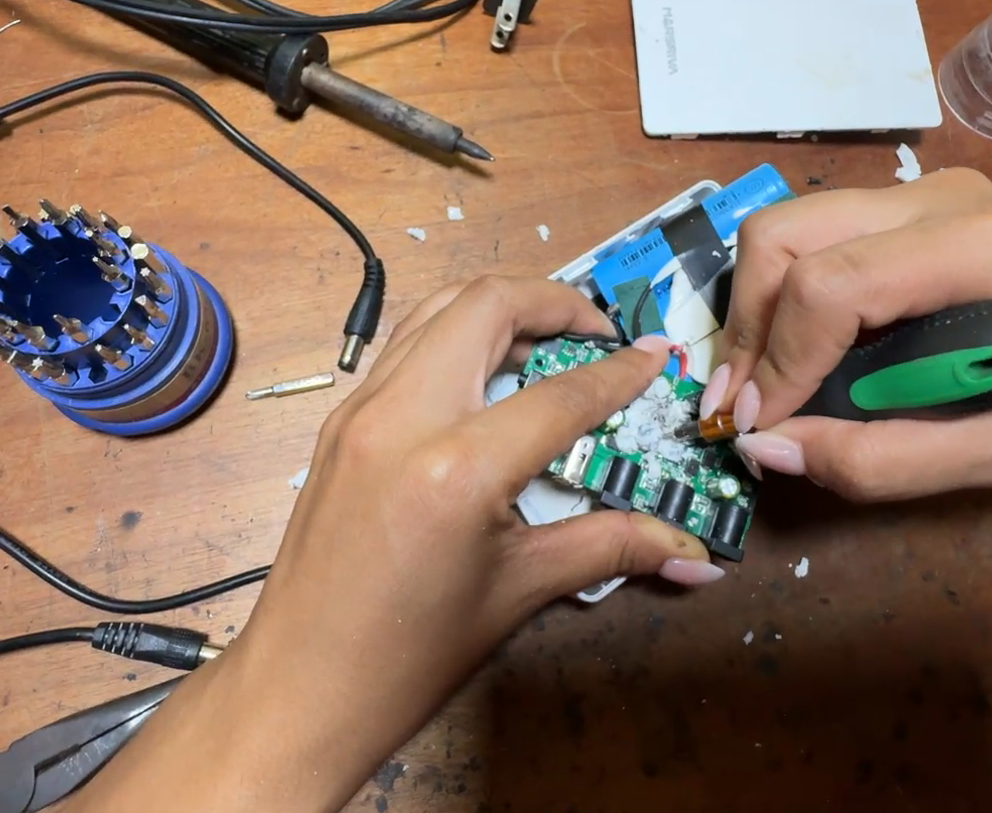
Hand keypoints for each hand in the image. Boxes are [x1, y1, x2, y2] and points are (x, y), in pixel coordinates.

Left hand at [81, 277, 720, 812]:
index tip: (656, 355)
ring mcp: (360, 408)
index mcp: (456, 467)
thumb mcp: (518, 592)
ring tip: (547, 340)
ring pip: (437, 308)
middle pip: (486, 303)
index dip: (619, 371)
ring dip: (500, 307)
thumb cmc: (410, 657)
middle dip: (553, 301)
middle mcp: (402, 414)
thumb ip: (609, 547)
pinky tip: (486, 373)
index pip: (558, 395)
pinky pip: (407, 344)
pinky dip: (457, 333)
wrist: (296, 690)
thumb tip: (695, 551)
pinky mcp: (340, 418)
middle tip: (596, 332)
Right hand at [705, 169, 991, 499]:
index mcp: (979, 242)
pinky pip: (804, 244)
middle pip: (783, 237)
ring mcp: (917, 196)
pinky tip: (791, 355)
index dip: (780, 361)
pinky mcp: (899, 214)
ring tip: (762, 384)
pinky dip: (777, 302)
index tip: (758, 428)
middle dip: (749, 327)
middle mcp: (938, 196)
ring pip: (781, 233)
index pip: (831, 283)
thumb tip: (763, 448)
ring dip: (756, 314)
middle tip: (745, 404)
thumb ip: (879, 461)